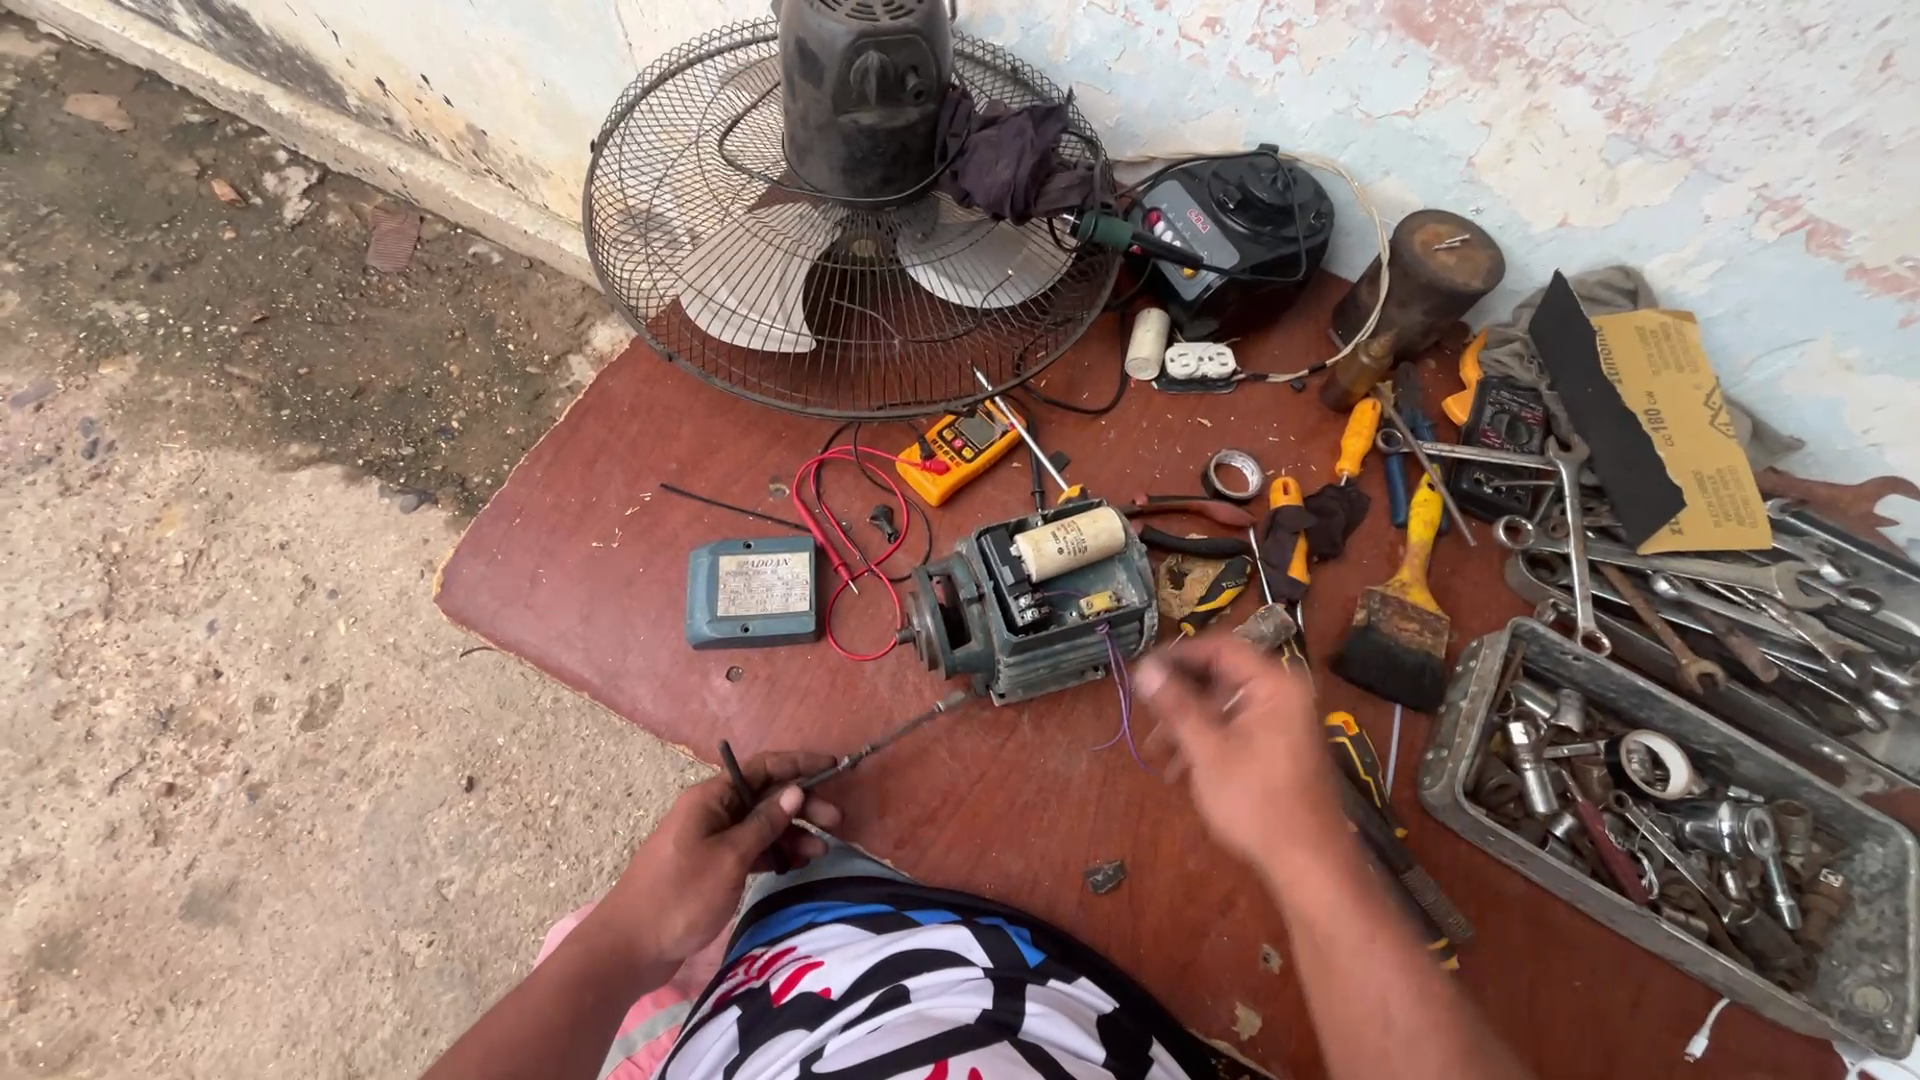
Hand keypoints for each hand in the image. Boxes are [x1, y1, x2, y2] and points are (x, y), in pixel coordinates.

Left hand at [589, 751, 842, 966]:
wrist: (628, 950)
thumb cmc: (679, 897)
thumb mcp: (729, 858)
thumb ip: (764, 823)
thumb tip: (795, 789)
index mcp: (711, 797)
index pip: (763, 767)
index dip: (799, 763)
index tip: (834, 764)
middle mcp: (713, 810)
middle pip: (766, 796)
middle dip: (802, 805)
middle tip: (836, 822)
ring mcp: (712, 839)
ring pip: (762, 825)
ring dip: (792, 834)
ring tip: (821, 852)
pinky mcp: (712, 866)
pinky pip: (752, 849)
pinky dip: (774, 854)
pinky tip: (796, 865)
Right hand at [1137, 635, 1343, 867]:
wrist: (1307, 863)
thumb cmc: (1257, 801)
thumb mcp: (1207, 748)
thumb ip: (1175, 704)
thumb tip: (1144, 667)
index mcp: (1273, 684)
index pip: (1219, 647)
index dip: (1178, 655)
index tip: (1143, 669)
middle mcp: (1281, 694)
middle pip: (1219, 677)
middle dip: (1179, 697)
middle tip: (1145, 712)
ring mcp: (1281, 721)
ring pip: (1222, 706)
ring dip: (1187, 723)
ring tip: (1156, 751)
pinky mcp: (1276, 746)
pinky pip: (1233, 728)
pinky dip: (1205, 741)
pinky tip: (1179, 768)